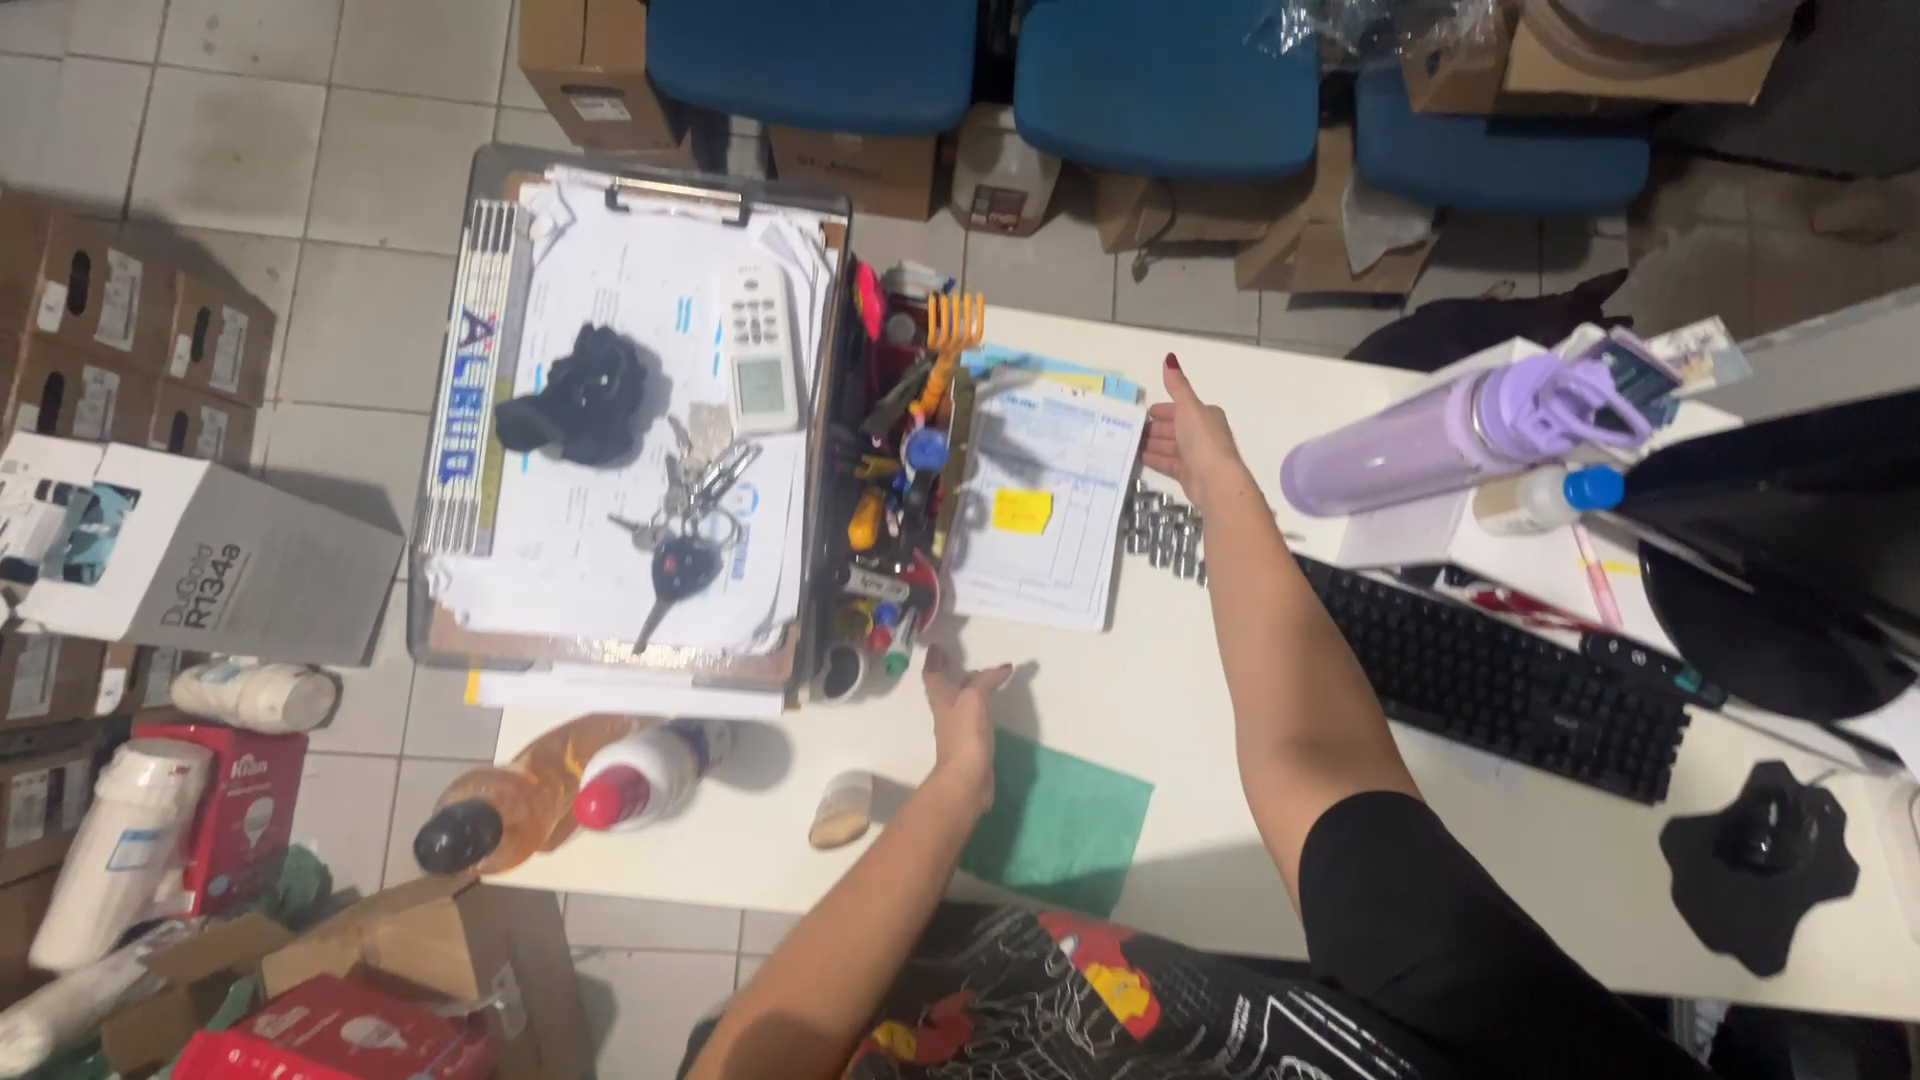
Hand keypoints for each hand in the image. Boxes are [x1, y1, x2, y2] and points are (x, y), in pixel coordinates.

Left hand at [921, 645, 1012, 812]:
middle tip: (955, 657)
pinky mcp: (970, 741)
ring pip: (958, 700)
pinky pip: (972, 715)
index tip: (937, 646)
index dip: (933, 660)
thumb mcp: (975, 698)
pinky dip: (978, 704)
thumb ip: (987, 680)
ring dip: (964, 687)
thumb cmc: (965, 735)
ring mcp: (956, 728)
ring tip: (977, 676)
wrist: (966, 778)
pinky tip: (988, 704)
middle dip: (947, 671)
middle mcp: (945, 711)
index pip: (932, 674)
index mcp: (941, 698)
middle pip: (943, 687)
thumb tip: (1004, 667)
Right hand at [1143, 354, 1248, 511]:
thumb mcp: (1188, 407)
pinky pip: (1168, 463)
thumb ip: (1177, 386)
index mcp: (1206, 415)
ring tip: (1131, 444)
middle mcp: (1203, 434)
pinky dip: (1156, 459)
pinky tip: (1140, 458)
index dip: (1164, 410)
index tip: (1146, 413)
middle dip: (1155, 428)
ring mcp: (1196, 455)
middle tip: (1132, 430)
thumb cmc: (1202, 439)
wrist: (1215, 479)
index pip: (1181, 409)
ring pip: (1170, 446)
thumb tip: (1169, 358)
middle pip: (1175, 428)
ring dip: (1153, 444)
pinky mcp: (1189, 474)